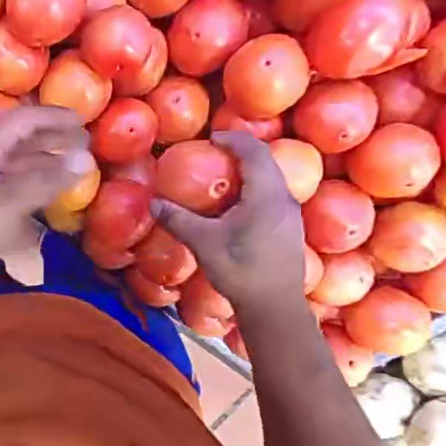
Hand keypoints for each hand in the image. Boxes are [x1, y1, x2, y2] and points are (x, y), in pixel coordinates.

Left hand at [0, 106, 92, 281]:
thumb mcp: (11, 203)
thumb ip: (48, 180)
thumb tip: (86, 159)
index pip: (24, 119)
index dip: (55, 117)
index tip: (84, 121)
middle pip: (18, 139)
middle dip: (51, 140)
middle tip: (82, 145)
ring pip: (10, 164)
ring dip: (39, 165)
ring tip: (68, 172)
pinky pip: (1, 186)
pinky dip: (24, 188)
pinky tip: (38, 202)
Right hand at [151, 131, 307, 315]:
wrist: (274, 307)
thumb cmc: (240, 270)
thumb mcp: (204, 243)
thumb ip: (179, 220)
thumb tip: (154, 203)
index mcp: (266, 194)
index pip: (254, 151)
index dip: (233, 139)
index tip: (212, 138)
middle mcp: (284, 199)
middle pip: (266, 161)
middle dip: (242, 152)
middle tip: (216, 153)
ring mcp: (291, 215)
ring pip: (272, 179)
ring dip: (250, 171)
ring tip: (225, 177)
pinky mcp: (290, 229)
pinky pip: (274, 196)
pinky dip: (255, 189)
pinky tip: (238, 207)